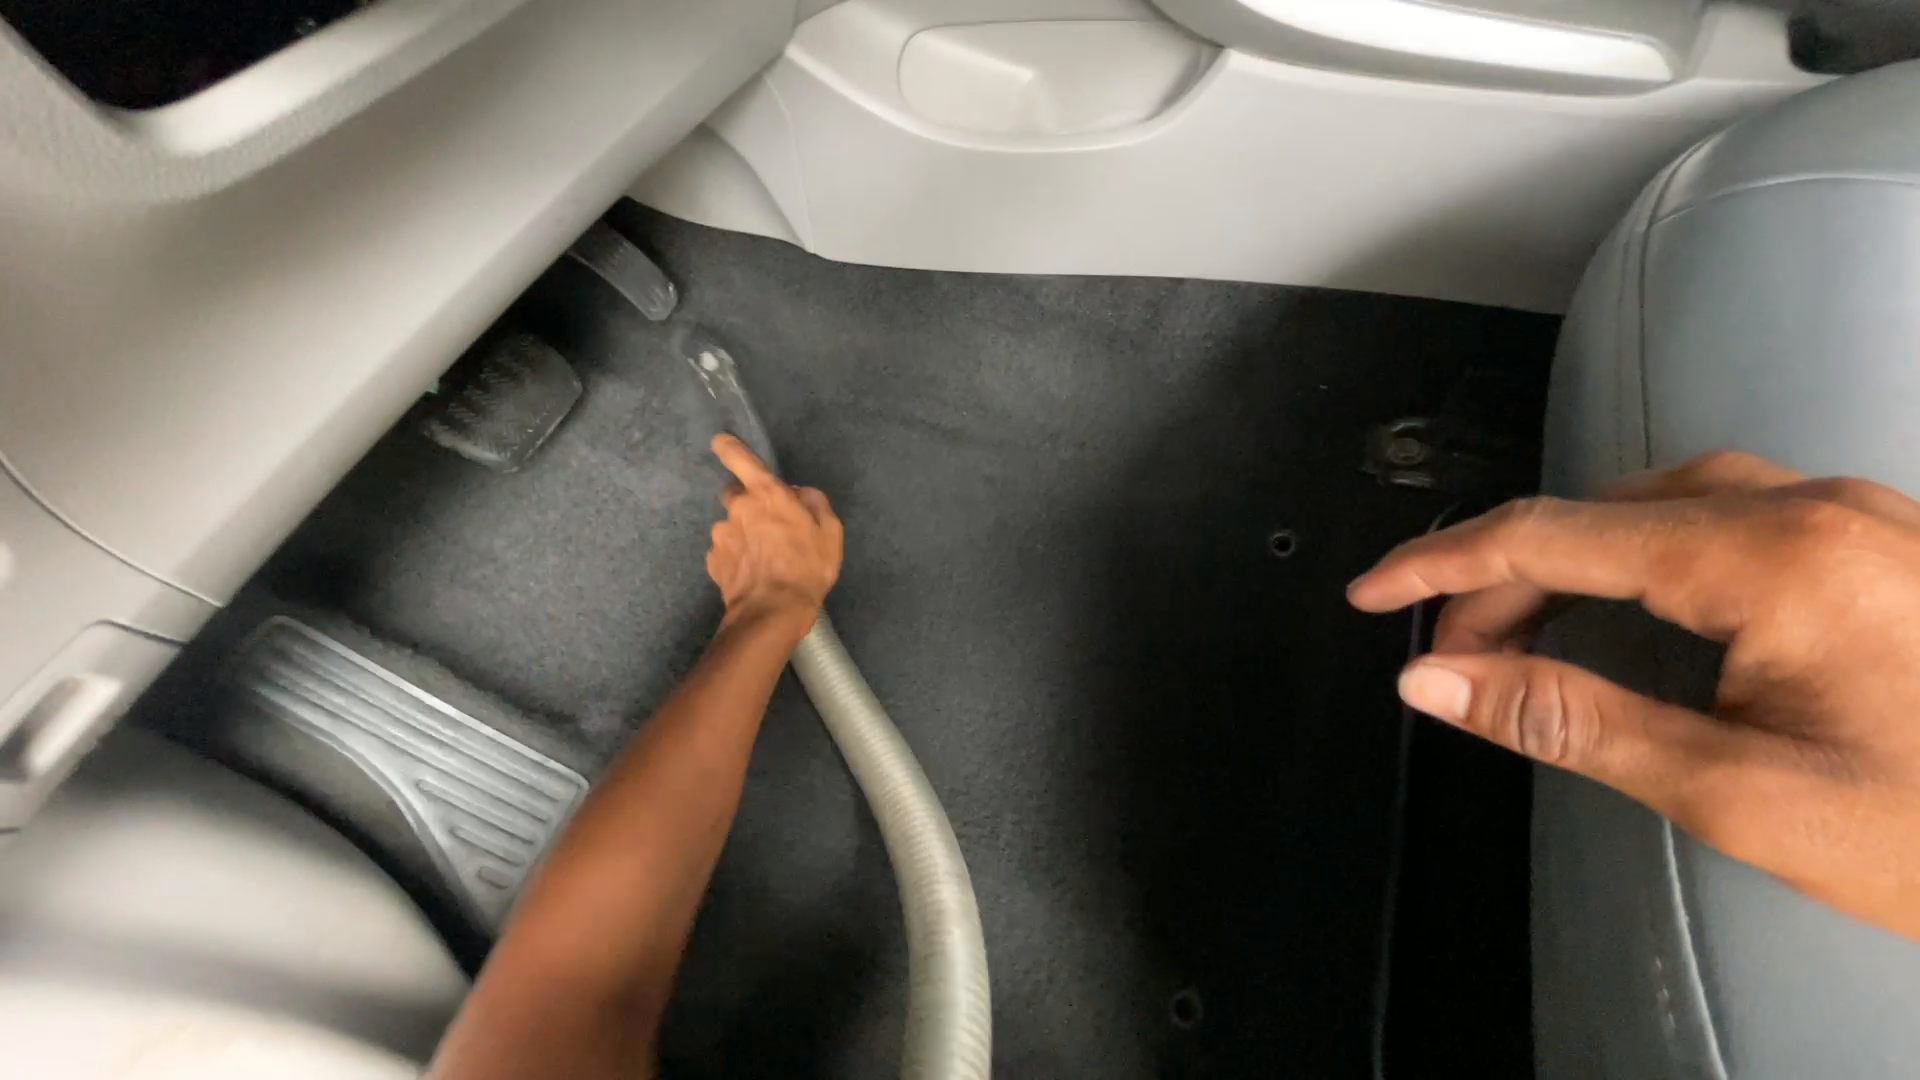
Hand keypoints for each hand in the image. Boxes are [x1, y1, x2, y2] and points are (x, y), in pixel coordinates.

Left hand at [707, 435, 842, 630]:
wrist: (773, 610)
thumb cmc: (807, 566)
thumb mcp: (830, 531)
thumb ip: (815, 503)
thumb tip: (799, 493)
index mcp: (766, 494)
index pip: (739, 459)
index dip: (729, 446)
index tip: (721, 441)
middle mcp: (737, 508)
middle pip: (735, 495)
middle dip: (749, 504)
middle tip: (770, 526)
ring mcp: (721, 536)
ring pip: (731, 526)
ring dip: (744, 535)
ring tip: (765, 559)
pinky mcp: (713, 561)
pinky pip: (725, 552)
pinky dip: (737, 558)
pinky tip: (753, 573)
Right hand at [1348, 450, 1919, 938]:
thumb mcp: (1738, 792)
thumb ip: (1565, 720)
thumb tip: (1429, 681)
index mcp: (1766, 558)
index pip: (1543, 537)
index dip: (1435, 565)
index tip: (1368, 593)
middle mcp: (1803, 508)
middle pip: (1585, 519)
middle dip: (1495, 584)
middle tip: (1454, 659)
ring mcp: (1847, 514)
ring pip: (1638, 511)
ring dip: (1555, 568)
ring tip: (1518, 636)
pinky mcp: (1868, 538)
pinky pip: (1699, 519)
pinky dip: (1619, 561)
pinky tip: (1615, 608)